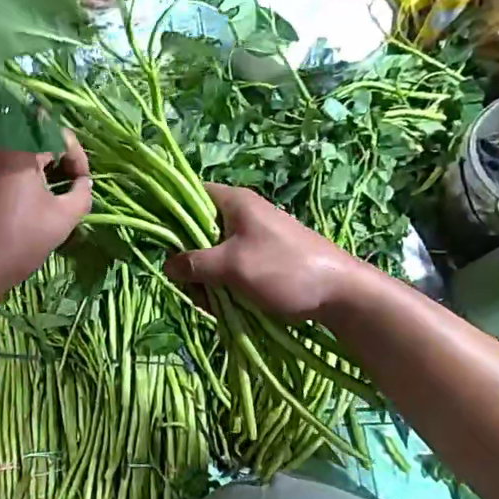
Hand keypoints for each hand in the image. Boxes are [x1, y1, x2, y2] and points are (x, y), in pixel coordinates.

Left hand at [0, 133, 91, 309]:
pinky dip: (9, 166)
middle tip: (65, 182)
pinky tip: (15, 194)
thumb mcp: (62, 220)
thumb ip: (81, 194)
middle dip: (54, 154)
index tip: (82, 183)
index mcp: (17, 144)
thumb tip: (83, 182)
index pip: (58, 134)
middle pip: (32, 131)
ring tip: (42, 188)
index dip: (77, 157)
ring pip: (9, 142)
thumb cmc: (15, 242)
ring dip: (31, 159)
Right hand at [165, 183, 369, 322]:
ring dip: (206, 279)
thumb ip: (194, 263)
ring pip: (212, 253)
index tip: (158, 240)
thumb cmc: (284, 269)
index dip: (169, 212)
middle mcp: (242, 213)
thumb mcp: (232, 266)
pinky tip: (226, 305)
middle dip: (189, 260)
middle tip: (192, 286)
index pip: (189, 193)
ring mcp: (253, 237)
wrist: (340, 293)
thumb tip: (166, 265)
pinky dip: (223, 285)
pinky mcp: (262, 259)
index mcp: (234, 202)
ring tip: (212, 303)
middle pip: (196, 230)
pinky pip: (230, 267)